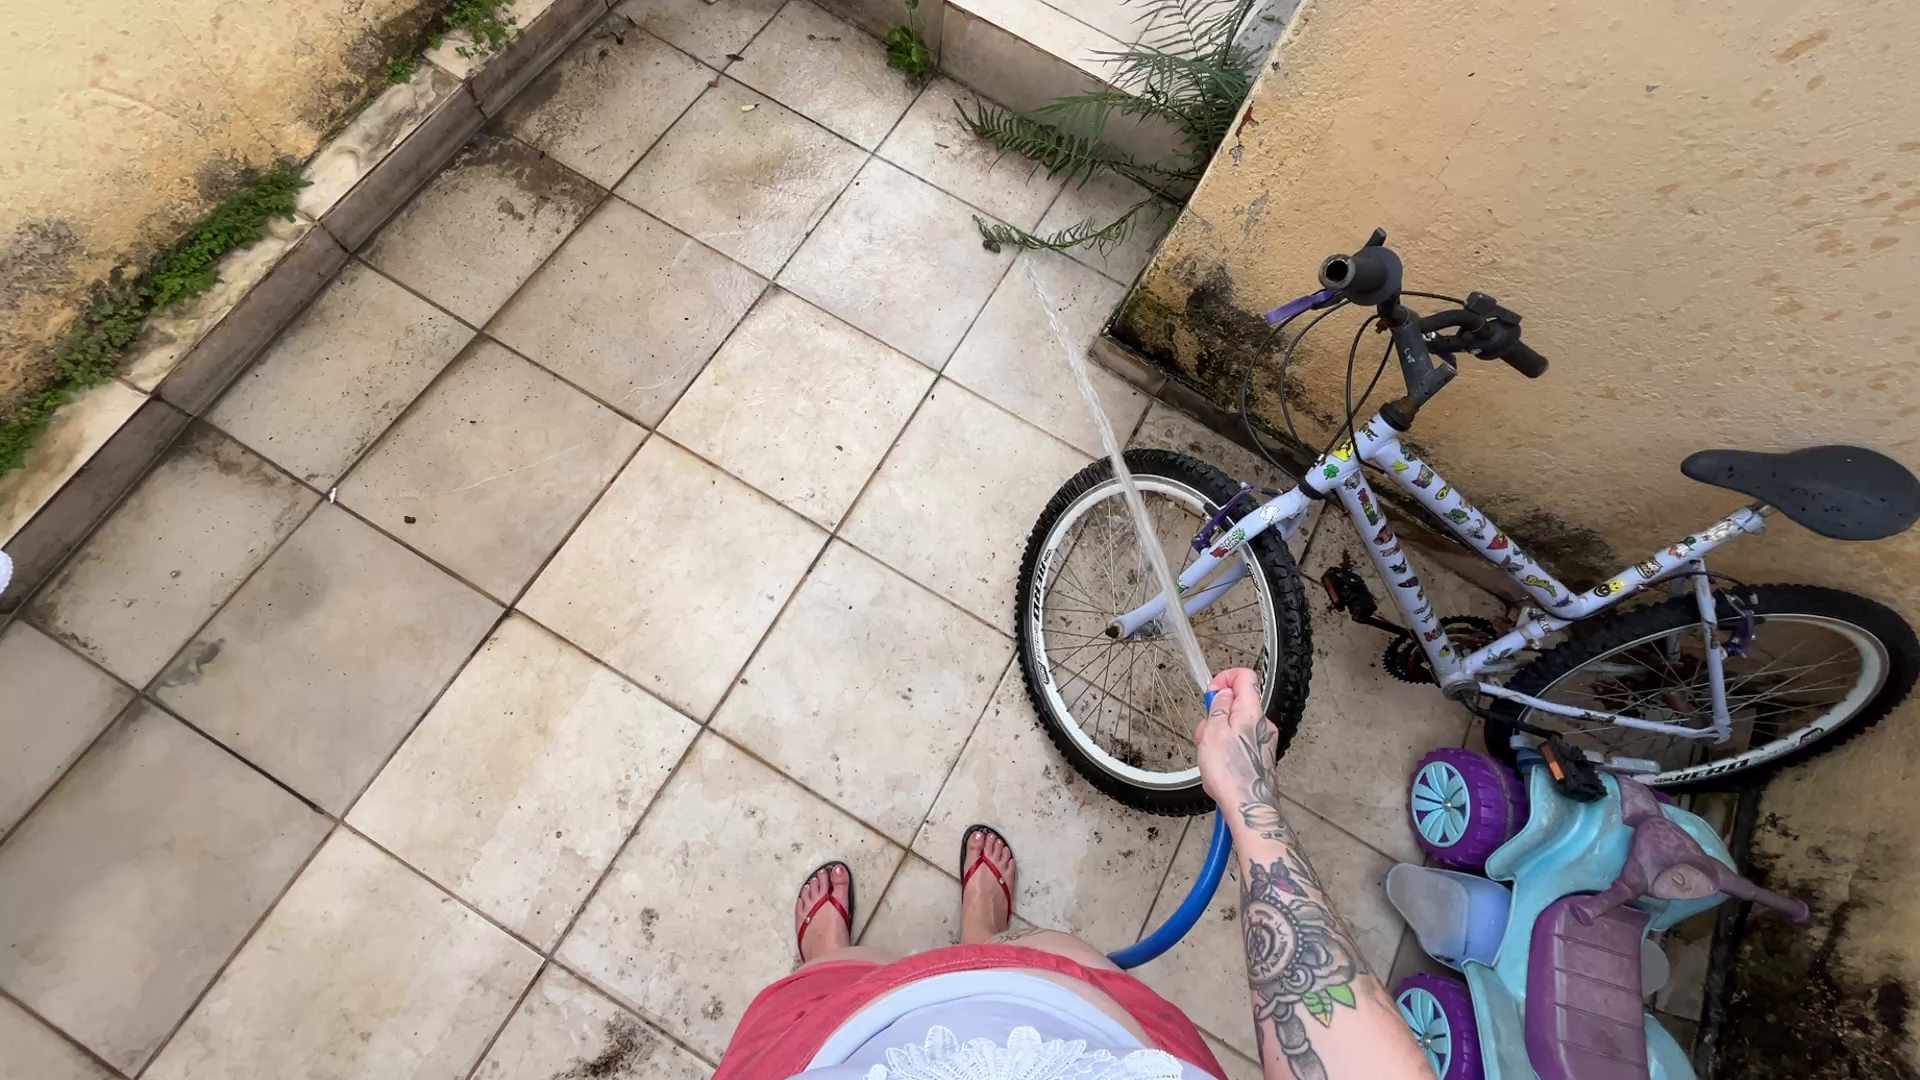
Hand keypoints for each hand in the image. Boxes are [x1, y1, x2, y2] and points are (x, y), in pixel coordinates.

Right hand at [1194, 667, 1273, 807]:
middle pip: (1236, 703)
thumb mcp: (1213, 731)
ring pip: (1234, 725)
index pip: (1245, 677)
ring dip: (1217, 735)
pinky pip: (1238, 743)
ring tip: (1211, 755)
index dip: (1225, 678)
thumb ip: (1218, 707)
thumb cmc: (1231, 773)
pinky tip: (1218, 766)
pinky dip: (1224, 749)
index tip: (1211, 691)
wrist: (1248, 808)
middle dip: (1215, 714)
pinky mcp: (1258, 757)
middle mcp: (1262, 724)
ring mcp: (1262, 742)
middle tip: (1206, 732)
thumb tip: (1223, 694)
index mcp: (1252, 712)